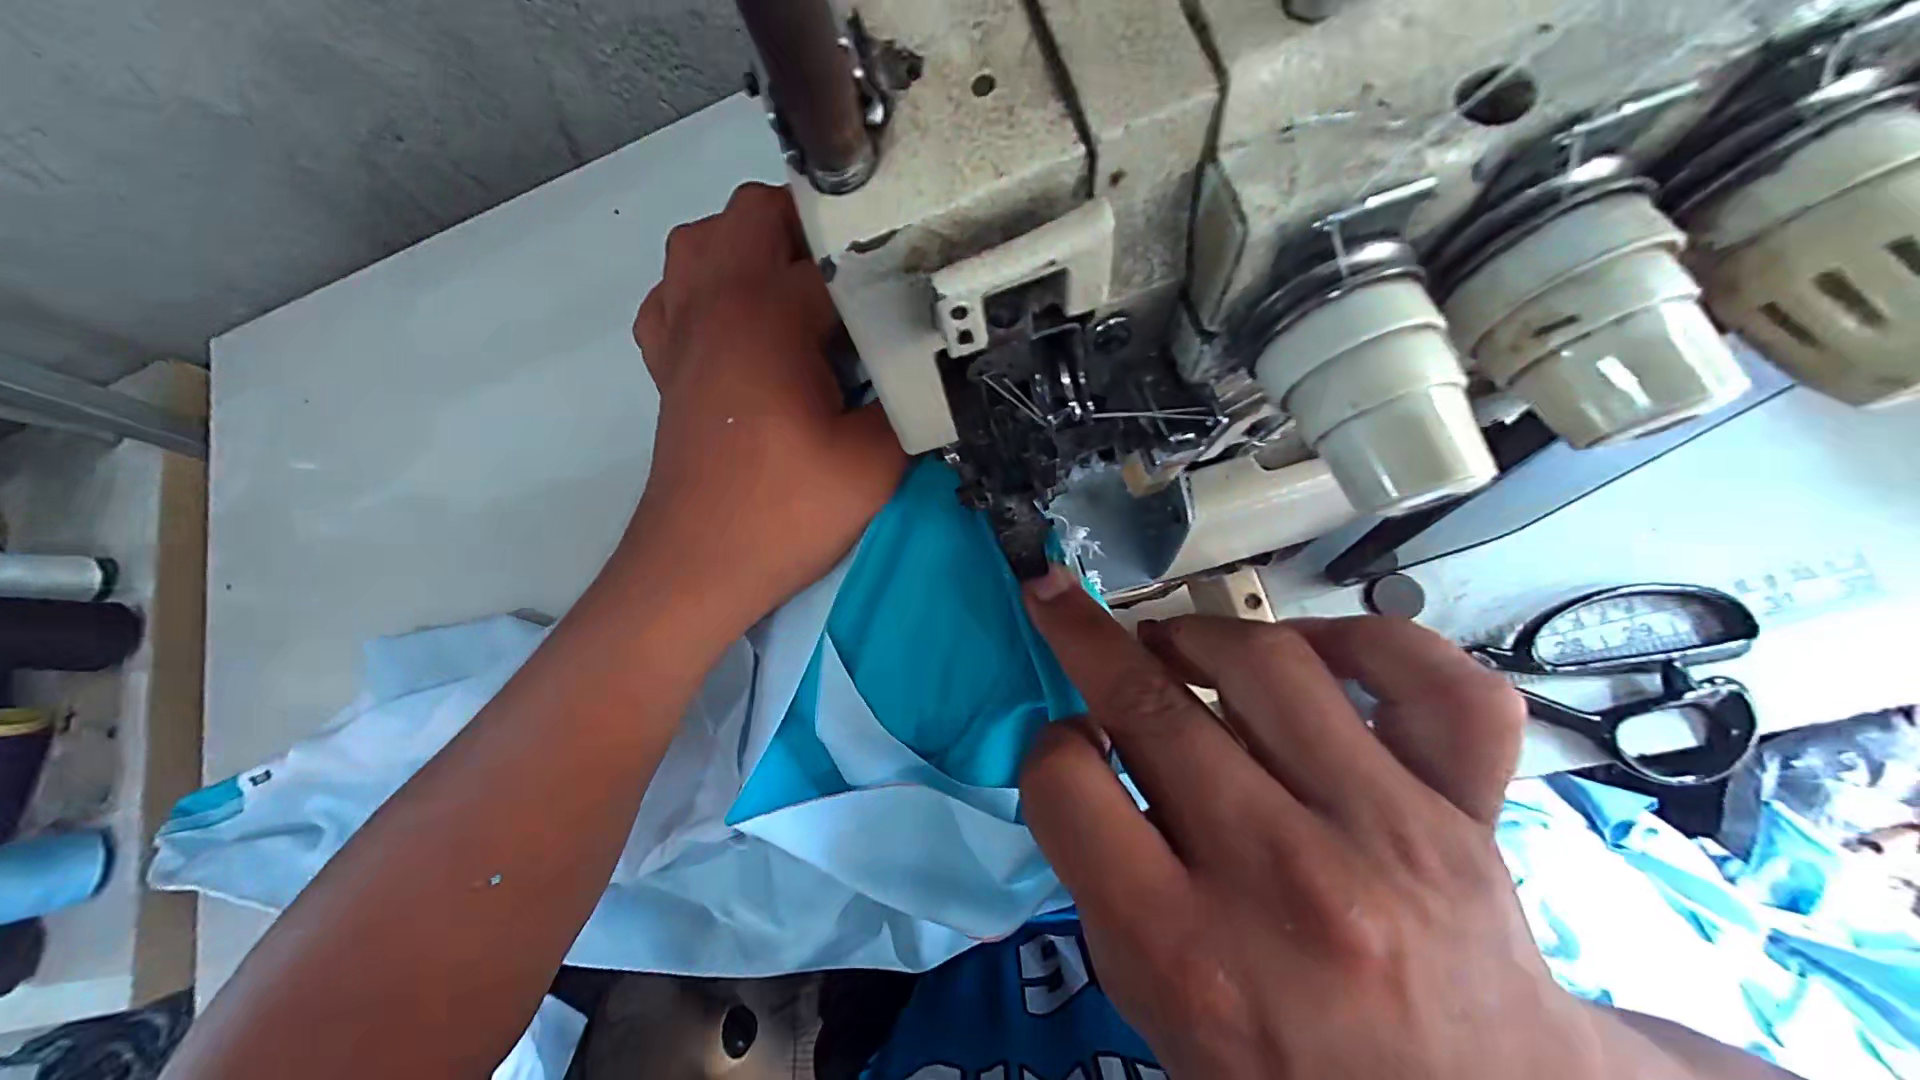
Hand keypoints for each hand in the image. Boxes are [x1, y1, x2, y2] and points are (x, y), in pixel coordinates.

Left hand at [623, 183, 905, 633]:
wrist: (701, 566)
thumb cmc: (783, 514)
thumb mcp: (874, 463)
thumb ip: (913, 401)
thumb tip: (935, 364)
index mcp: (767, 312)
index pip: (834, 251)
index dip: (883, 264)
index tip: (915, 284)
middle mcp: (715, 301)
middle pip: (755, 211)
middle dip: (812, 227)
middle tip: (859, 283)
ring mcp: (681, 331)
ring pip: (702, 239)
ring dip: (750, 245)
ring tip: (798, 291)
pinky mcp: (667, 364)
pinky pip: (673, 293)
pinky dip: (704, 289)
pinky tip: (741, 325)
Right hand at [1017, 575, 1678, 1078]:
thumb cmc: (1277, 1069)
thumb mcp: (1147, 998)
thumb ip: (1101, 870)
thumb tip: (1087, 739)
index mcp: (1186, 951)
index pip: (1065, 782)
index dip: (1050, 746)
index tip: (1070, 744)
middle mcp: (1286, 880)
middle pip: (1149, 704)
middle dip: (1083, 637)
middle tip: (1063, 608)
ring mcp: (1391, 834)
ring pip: (1268, 661)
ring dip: (1195, 633)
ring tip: (1176, 648)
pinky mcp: (1471, 814)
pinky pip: (1432, 680)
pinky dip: (1362, 640)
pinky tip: (1311, 654)